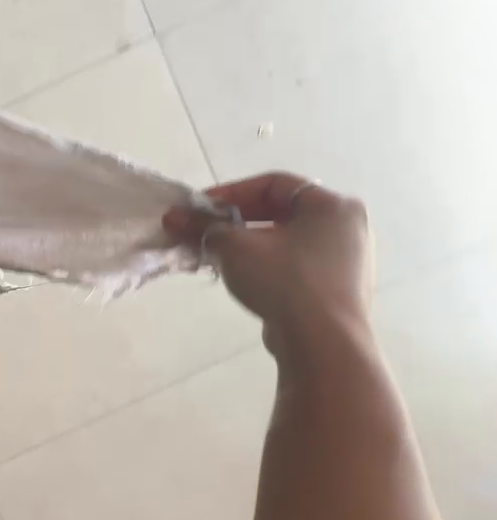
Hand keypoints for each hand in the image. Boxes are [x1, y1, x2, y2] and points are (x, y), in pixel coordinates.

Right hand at [165, 172, 373, 354]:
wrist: (322, 335)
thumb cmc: (283, 279)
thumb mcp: (235, 248)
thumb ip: (203, 227)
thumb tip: (172, 216)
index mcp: (331, 205)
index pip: (272, 184)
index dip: (228, 193)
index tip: (195, 210)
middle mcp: (345, 222)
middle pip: (278, 209)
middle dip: (232, 219)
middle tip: (198, 231)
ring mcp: (345, 252)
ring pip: (283, 234)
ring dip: (243, 239)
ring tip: (211, 253)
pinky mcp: (335, 277)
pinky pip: (291, 256)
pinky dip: (261, 257)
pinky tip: (237, 272)